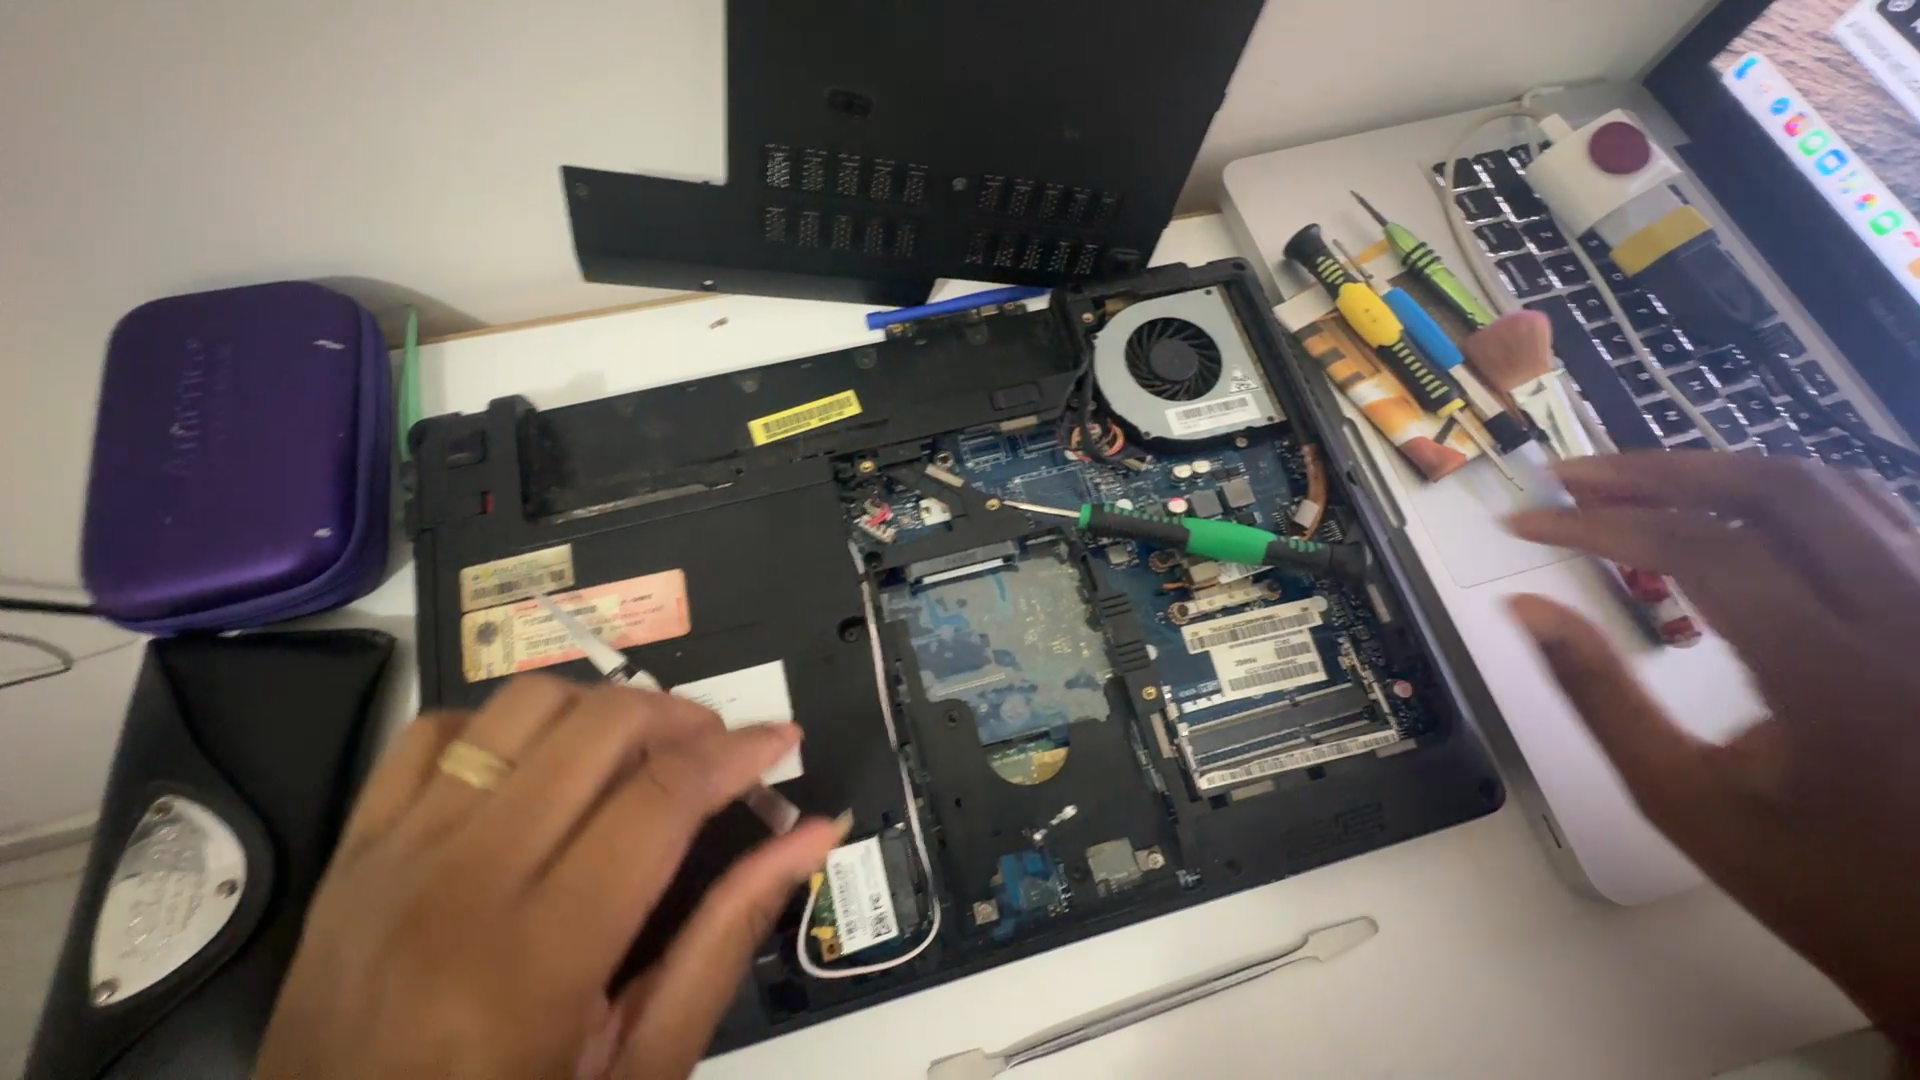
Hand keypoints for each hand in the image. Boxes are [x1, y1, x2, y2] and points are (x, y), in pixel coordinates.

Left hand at [257, 676, 846, 1079]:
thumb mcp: (644, 1065)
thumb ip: (728, 934)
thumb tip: (812, 834)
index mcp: (535, 958)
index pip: (661, 798)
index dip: (739, 752)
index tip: (784, 739)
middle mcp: (458, 884)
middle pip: (597, 727)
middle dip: (682, 717)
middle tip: (721, 750)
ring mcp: (394, 856)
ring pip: (521, 706)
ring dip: (602, 707)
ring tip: (643, 748)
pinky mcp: (354, 850)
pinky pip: (435, 731)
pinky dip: (506, 723)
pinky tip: (543, 762)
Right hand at [1505, 452, 1919, 1054]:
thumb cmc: (1814, 875)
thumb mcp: (1677, 794)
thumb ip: (1595, 692)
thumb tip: (1523, 607)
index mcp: (1834, 673)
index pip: (1700, 548)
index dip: (1596, 521)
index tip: (1523, 522)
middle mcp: (1913, 622)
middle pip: (1779, 489)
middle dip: (1657, 469)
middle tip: (1570, 477)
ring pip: (1839, 487)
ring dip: (1718, 474)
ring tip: (1631, 484)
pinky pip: (1879, 516)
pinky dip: (1785, 498)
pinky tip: (1725, 514)